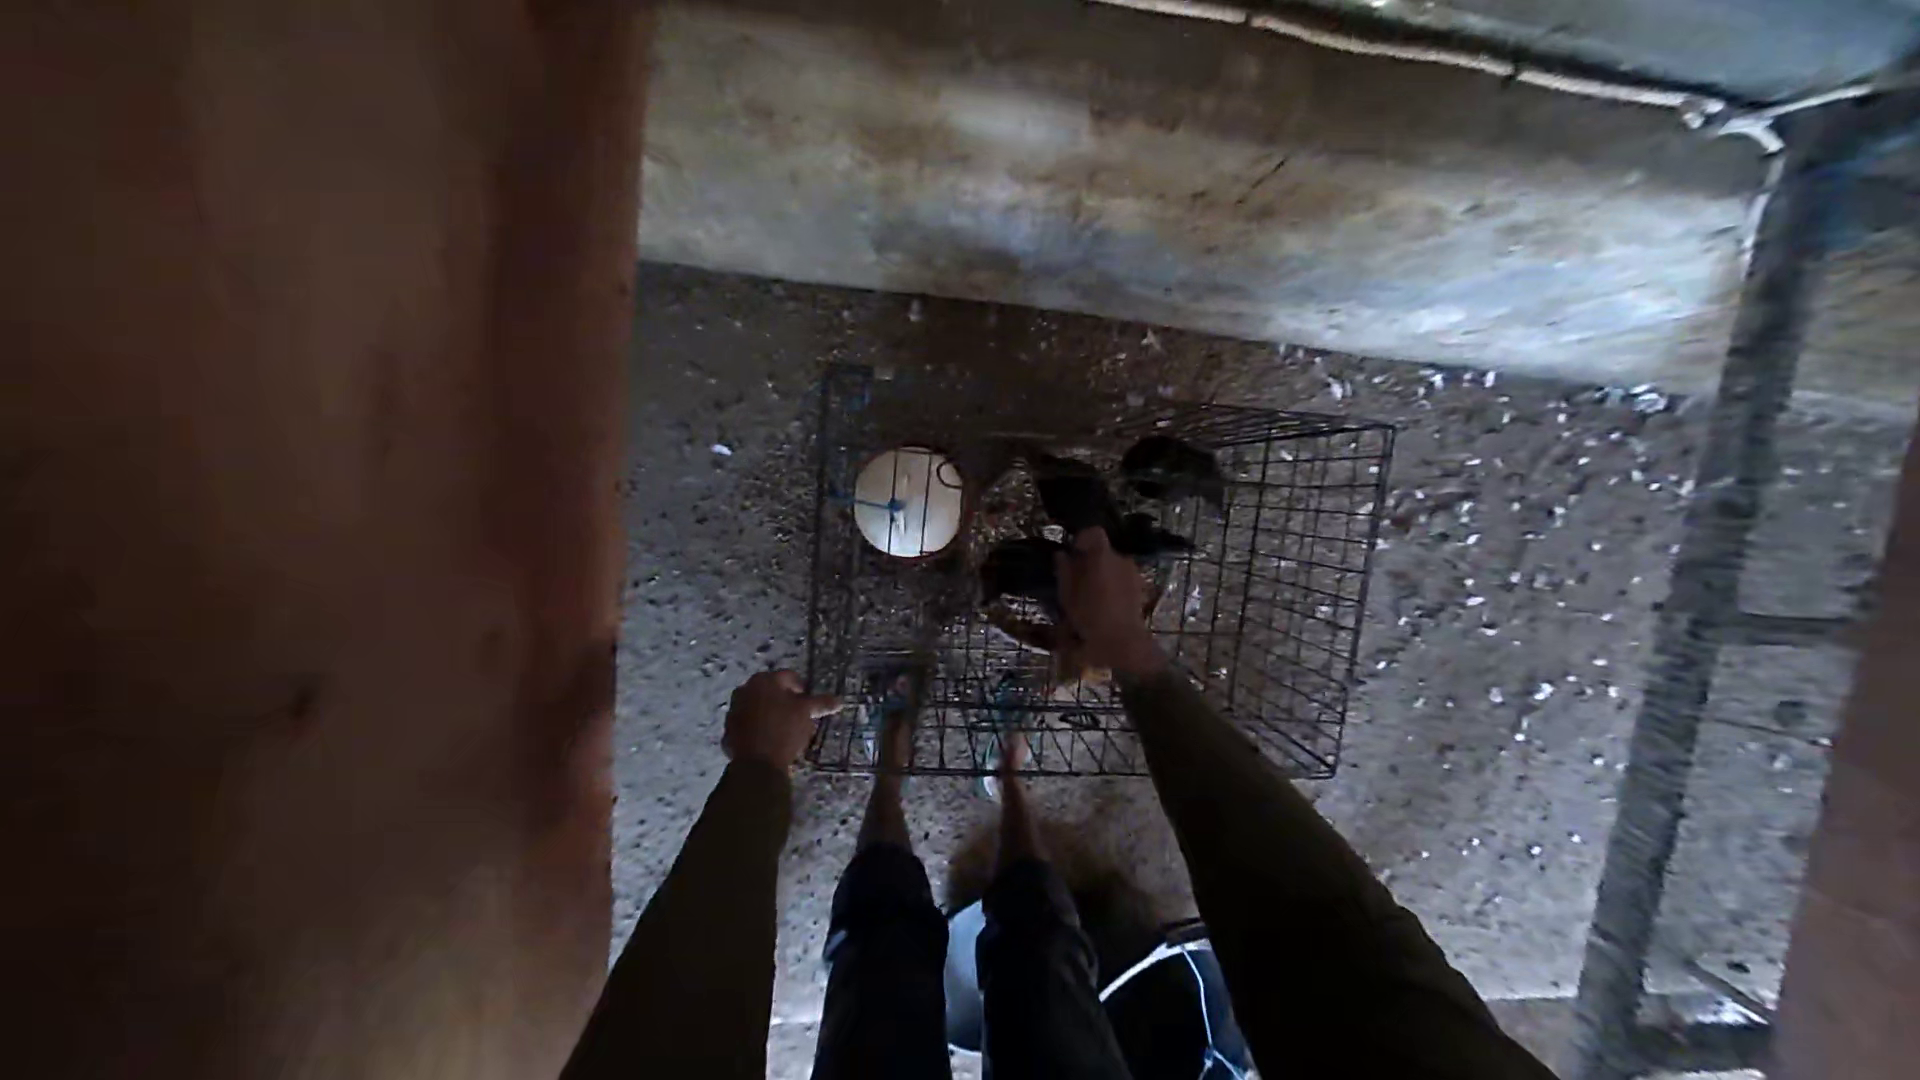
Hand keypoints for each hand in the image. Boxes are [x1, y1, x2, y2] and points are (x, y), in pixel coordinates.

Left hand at [723, 671, 841, 769]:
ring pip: (756, 707)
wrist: (757, 763)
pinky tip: (769, 739)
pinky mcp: (728, 732)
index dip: (801, 686)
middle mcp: (744, 690)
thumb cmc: (784, 728)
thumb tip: (840, 700)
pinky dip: (757, 728)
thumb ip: (821, 703)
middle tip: (796, 712)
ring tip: (783, 726)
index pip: (787, 676)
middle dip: (782, 699)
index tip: (808, 698)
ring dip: (768, 713)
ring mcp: (733, 711)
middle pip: (769, 691)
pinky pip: (747, 725)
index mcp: (764, 680)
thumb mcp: (806, 713)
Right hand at [1054, 527, 1166, 677]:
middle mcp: (1121, 559)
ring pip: (1113, 566)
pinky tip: (1104, 604)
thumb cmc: (1090, 616)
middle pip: (1103, 551)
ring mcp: (1133, 574)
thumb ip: (1065, 571)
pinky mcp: (1140, 588)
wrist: (1122, 642)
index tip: (1073, 553)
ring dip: (1102, 574)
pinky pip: (1122, 579)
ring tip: (1090, 594)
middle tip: (1077, 578)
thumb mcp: (1068, 595)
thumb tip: (1062, 555)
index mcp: (1102, 556)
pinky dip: (1112, 585)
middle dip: (1090, 560)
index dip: (1082, 539)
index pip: (1094, 533)